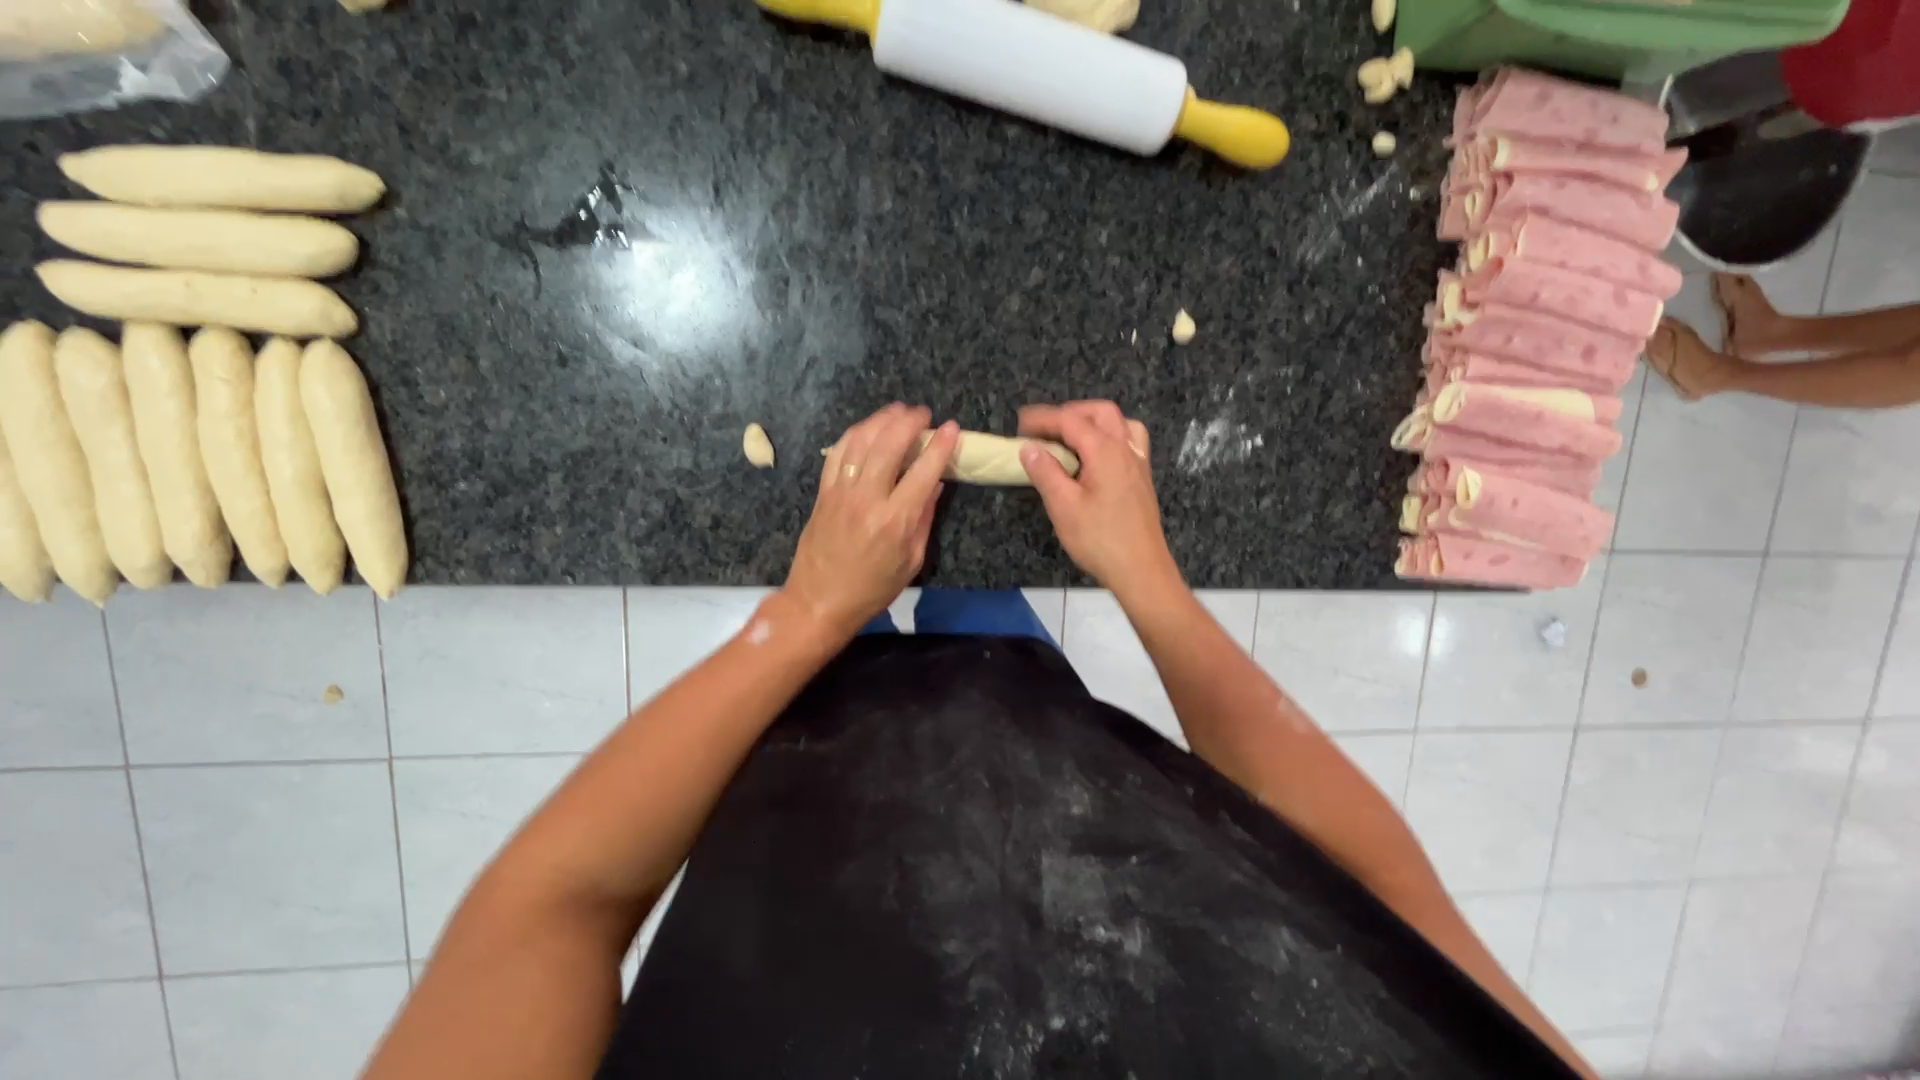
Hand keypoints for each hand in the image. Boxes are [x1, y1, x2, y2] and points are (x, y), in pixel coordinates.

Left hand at [782, 405, 959, 640]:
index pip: (923, 471)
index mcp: (896, 522)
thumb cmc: (872, 590)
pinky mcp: (823, 493)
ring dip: (881, 420)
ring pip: (861, 441)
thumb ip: (924, 520)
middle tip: (923, 413)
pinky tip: (867, 429)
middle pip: (889, 445)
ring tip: (898, 411)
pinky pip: (837, 453)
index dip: (940, 445)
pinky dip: (854, 434)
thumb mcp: (911, 562)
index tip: (951, 428)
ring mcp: (841, 493)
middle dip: (909, 422)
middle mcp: (868, 500)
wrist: (818, 601)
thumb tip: (935, 485)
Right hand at [1018, 401, 1180, 596]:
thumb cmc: (1099, 540)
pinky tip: (1096, 457)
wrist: (1141, 570)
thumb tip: (1029, 448)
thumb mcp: (1063, 507)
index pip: (1070, 421)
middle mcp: (1126, 449)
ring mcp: (1138, 463)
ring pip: (1120, 423)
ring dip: (1093, 421)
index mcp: (1105, 451)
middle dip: (1070, 413)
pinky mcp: (1142, 479)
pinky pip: (1130, 441)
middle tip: (1045, 429)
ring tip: (1071, 437)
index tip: (1020, 425)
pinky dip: (1110, 436)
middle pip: (1100, 412)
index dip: (1043, 419)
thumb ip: (1045, 472)